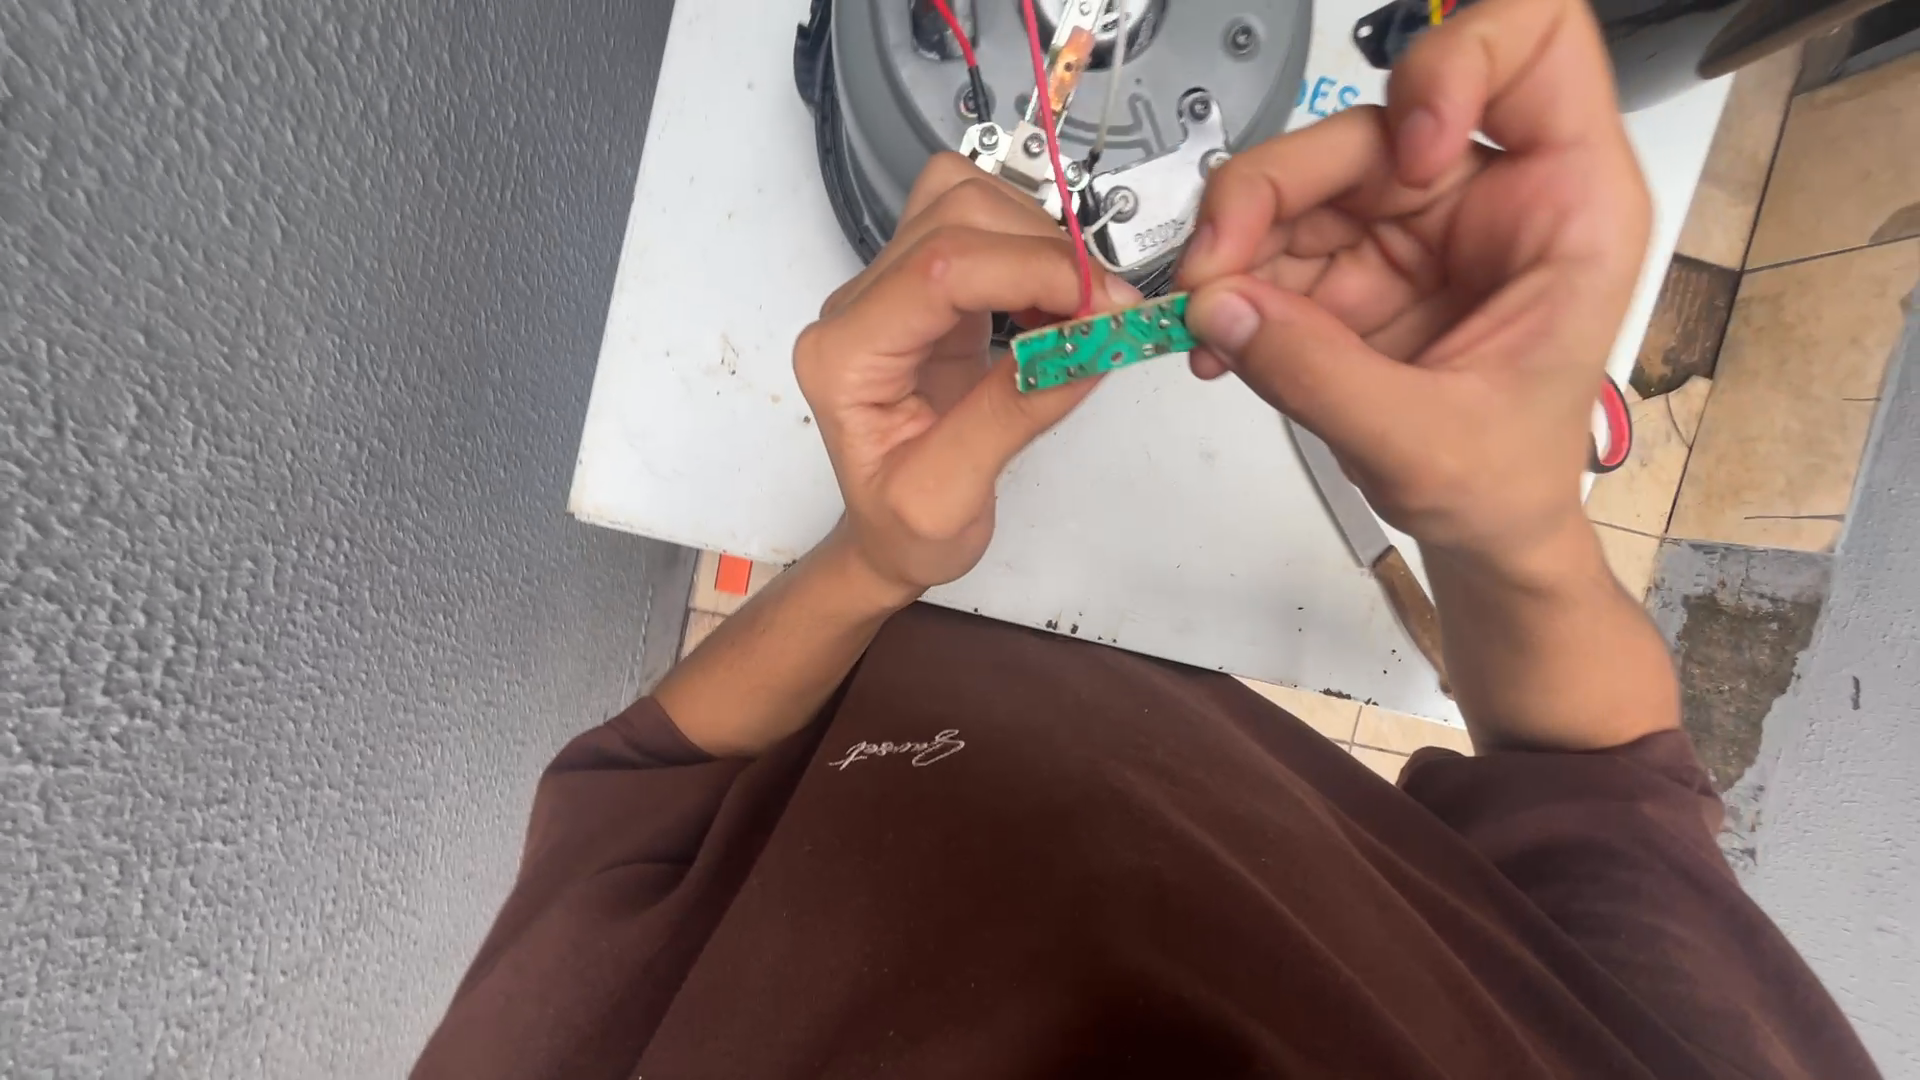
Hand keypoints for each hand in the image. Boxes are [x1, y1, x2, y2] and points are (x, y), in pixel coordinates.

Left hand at [795, 154, 1140, 602]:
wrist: (889, 536)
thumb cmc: (905, 531)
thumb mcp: (950, 498)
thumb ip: (1011, 416)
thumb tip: (1088, 343)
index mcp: (845, 360)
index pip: (939, 270)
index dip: (1031, 270)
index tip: (1103, 306)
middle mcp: (856, 311)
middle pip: (954, 215)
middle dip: (1045, 251)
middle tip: (1106, 313)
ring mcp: (887, 294)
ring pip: (964, 202)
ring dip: (1038, 239)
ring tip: (1079, 307)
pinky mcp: (922, 294)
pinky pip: (976, 230)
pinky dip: (1029, 248)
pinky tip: (1054, 301)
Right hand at [1177, 0, 1648, 565]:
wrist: (1473, 527)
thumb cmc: (1496, 480)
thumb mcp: (1421, 440)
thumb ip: (1317, 376)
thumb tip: (1214, 309)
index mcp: (1554, 206)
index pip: (1528, 46)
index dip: (1453, 70)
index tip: (1405, 161)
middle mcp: (1469, 203)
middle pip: (1358, 132)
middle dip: (1266, 195)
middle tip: (1209, 275)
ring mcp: (1396, 240)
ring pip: (1293, 191)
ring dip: (1230, 250)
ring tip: (1204, 325)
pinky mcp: (1339, 281)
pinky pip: (1264, 257)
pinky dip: (1225, 297)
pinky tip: (1214, 346)